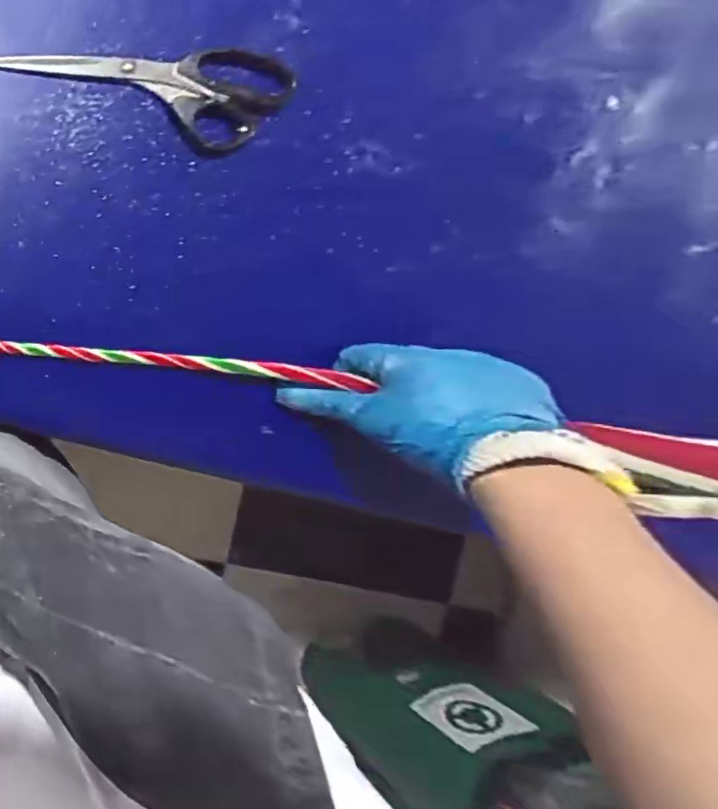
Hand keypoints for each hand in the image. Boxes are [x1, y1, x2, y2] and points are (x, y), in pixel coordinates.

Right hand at [276, 344, 562, 489]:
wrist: (512, 456)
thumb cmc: (425, 434)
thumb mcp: (369, 421)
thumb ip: (327, 403)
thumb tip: (285, 392)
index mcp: (404, 357)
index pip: (356, 355)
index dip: (344, 379)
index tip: (348, 405)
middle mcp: (445, 352)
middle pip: (400, 364)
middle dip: (390, 385)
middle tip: (389, 418)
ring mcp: (489, 365)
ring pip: (442, 372)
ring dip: (431, 389)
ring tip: (433, 422)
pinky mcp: (524, 382)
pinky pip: (483, 383)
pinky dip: (469, 397)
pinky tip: (470, 422)